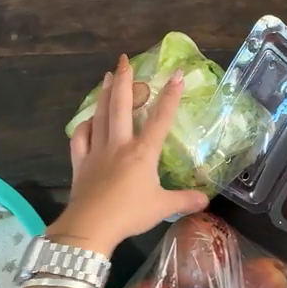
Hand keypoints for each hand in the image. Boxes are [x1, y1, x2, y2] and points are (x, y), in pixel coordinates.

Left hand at [48, 55, 208, 254]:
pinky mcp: (81, 163)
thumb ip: (185, 200)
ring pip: (101, 116)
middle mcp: (119, 145)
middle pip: (121, 106)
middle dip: (124, 81)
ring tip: (106, 76)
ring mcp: (97, 152)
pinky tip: (89, 119)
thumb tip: (205, 200)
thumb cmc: (129, 214)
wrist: (90, 226)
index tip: (176, 74)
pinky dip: (85, 125)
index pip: (160, 119)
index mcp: (142, 153)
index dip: (170, 96)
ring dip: (104, 94)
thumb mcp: (163, 208)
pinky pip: (81, 138)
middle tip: (124, 60)